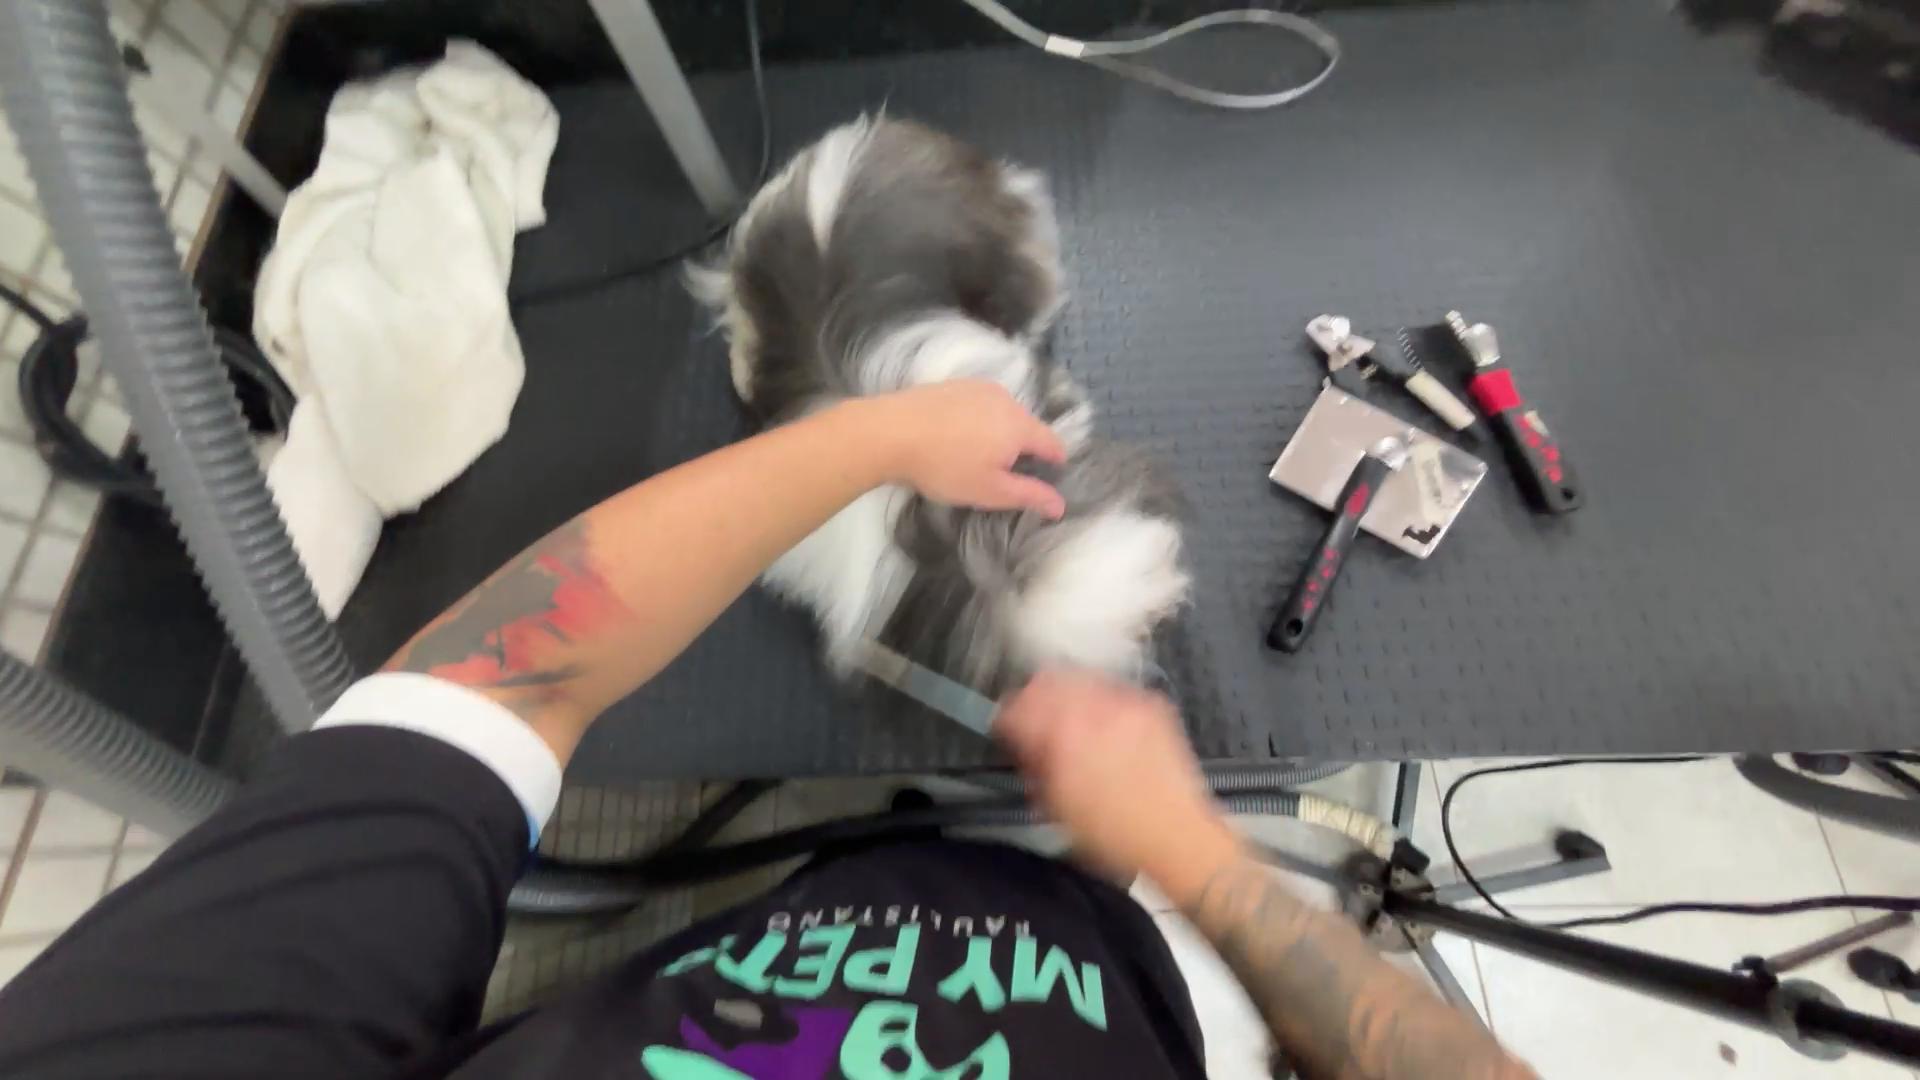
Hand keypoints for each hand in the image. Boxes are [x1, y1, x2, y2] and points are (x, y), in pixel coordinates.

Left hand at [863, 381, 1066, 517]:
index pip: (1053, 442)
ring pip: (1002, 413)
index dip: (1055, 462)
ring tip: (976, 456)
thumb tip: (1061, 505)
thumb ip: (1029, 495)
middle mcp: (1006, 399)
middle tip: (1002, 474)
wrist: (890, 432)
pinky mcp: (954, 384)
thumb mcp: (990, 491)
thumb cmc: (945, 467)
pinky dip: (977, 420)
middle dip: (1023, 449)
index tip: (1047, 478)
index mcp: (1020, 425)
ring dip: (998, 433)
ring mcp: (978, 387)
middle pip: (1027, 426)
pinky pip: (979, 404)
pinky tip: (956, 437)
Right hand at [994, 670, 1236, 884]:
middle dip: (1036, 695)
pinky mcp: (1152, 705)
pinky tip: (1105, 723)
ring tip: (1069, 717)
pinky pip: (1116, 690)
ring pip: (1083, 677)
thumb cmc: (1111, 833)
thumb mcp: (1057, 805)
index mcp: (1063, 733)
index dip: (1007, 715)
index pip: (1020, 705)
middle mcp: (1094, 707)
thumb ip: (1035, 763)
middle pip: (1050, 678)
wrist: (1177, 836)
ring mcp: (1127, 702)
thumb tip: (1023, 740)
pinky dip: (1103, 700)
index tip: (1006, 725)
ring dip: (1069, 693)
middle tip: (1034, 716)